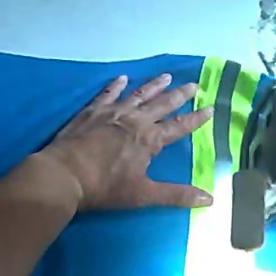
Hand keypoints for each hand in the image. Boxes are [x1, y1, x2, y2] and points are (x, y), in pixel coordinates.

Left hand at [34, 74, 213, 210]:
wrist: (64, 174)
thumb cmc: (104, 187)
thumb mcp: (143, 195)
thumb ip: (176, 195)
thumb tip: (209, 200)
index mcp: (149, 139)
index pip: (179, 126)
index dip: (196, 118)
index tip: (211, 108)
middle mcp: (134, 120)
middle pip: (162, 104)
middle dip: (179, 94)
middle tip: (194, 83)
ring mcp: (111, 113)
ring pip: (138, 94)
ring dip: (153, 85)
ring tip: (166, 75)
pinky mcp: (91, 112)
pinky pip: (107, 94)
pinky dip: (116, 86)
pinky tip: (121, 79)